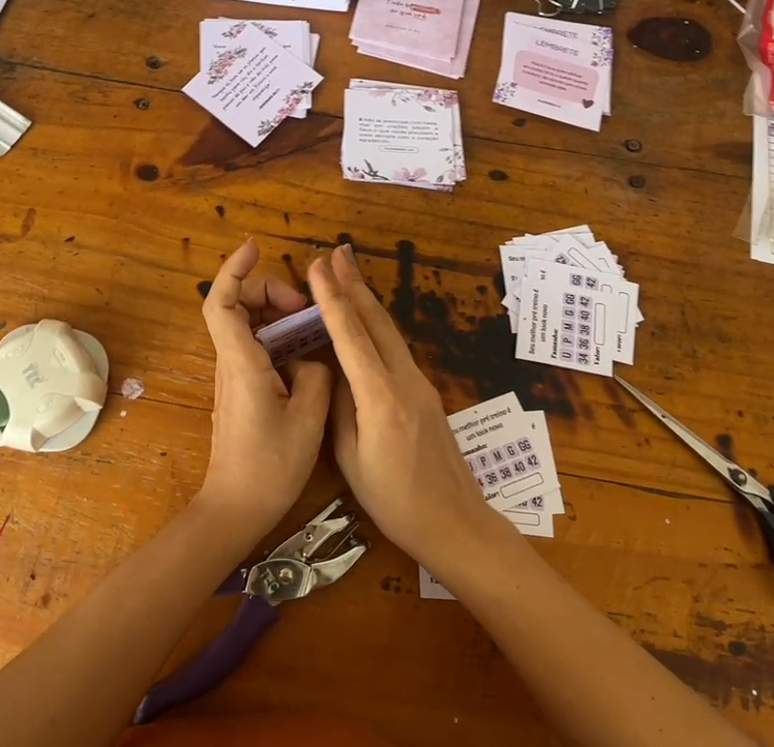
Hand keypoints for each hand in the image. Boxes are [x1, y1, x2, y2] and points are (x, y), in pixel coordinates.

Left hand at [195, 239, 332, 539]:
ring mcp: (233, 377)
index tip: (254, 247)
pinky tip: (304, 351)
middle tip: (302, 305)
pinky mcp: (240, 390)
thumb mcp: (308, 418)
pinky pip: (253, 347)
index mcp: (242, 363)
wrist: (237, 506)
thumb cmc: (271, 464)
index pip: (223, 302)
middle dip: (266, 290)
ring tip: (309, 324)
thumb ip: (315, 375)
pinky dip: (275, 336)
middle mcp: (231, 363)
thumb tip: (310, 358)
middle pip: (234, 305)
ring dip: (273, 313)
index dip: (234, 269)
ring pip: (245, 325)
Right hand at [308, 245, 515, 572]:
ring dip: (366, 299)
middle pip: (376, 322)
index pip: (351, 336)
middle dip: (353, 284)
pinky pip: (395, 349)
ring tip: (348, 271)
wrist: (456, 523)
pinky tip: (366, 318)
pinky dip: (376, 325)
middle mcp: (405, 381)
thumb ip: (342, 408)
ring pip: (389, 332)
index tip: (317, 267)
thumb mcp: (351, 459)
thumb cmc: (395, 502)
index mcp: (381, 398)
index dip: (332, 299)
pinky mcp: (426, 394)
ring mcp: (420, 385)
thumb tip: (334, 372)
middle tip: (335, 251)